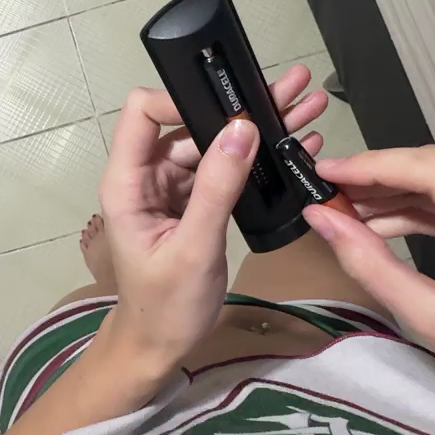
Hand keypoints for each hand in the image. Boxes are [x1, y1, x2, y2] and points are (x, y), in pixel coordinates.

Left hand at [96, 66, 328, 373]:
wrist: (160, 345)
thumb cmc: (165, 305)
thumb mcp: (194, 248)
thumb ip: (217, 187)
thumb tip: (242, 127)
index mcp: (128, 181)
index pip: (143, 113)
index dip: (182, 98)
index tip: (232, 104)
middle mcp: (146, 175)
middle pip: (187, 123)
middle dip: (238, 107)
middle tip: (293, 89)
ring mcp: (171, 186)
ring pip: (211, 142)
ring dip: (258, 127)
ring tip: (307, 104)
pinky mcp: (193, 200)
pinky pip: (223, 169)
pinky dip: (257, 157)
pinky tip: (297, 142)